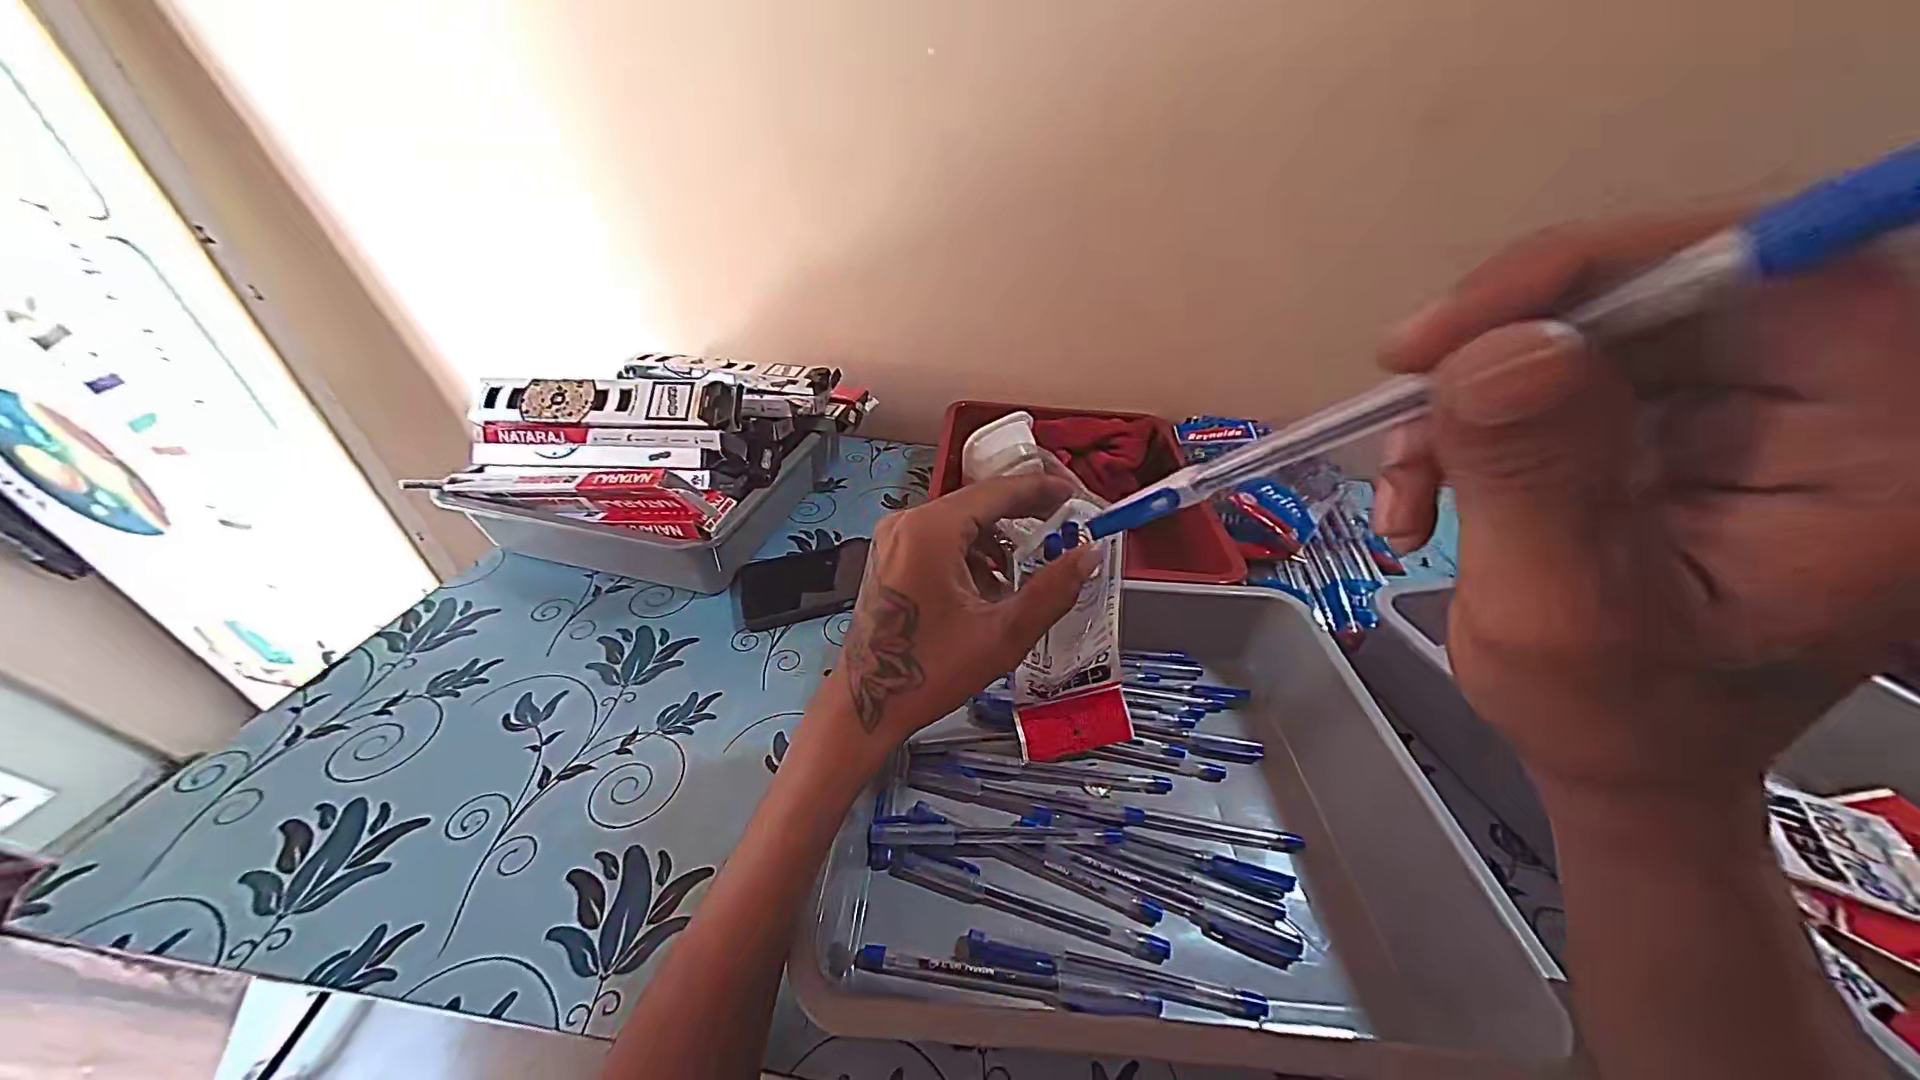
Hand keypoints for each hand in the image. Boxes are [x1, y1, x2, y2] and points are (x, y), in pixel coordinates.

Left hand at [822, 474, 1099, 760]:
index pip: (999, 490)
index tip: (1073, 497)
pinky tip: (991, 587)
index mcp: (930, 531)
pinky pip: (941, 540)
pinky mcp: (892, 557)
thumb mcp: (1003, 634)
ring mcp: (894, 539)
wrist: (867, 705)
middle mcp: (906, 524)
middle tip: (1062, 532)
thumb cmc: (926, 673)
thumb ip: (1053, 590)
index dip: (1042, 491)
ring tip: (1027, 572)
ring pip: (962, 523)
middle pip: (979, 503)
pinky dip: (972, 554)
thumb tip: (1087, 556)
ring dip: (998, 541)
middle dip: (1024, 518)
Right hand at [1374, 214, 1919, 793]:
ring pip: (1561, 342)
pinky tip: (1418, 503)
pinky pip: (1530, 387)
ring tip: (1405, 499)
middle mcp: (1815, 397)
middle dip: (1488, 361)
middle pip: (1638, 300)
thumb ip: (1533, 479)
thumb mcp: (1556, 609)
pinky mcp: (1647, 425)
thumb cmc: (1606, 712)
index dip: (1582, 275)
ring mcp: (1725, 408)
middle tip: (1395, 413)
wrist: (1613, 752)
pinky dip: (1453, 436)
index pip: (1755, 274)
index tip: (1433, 339)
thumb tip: (1492, 348)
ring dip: (1454, 416)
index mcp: (1870, 438)